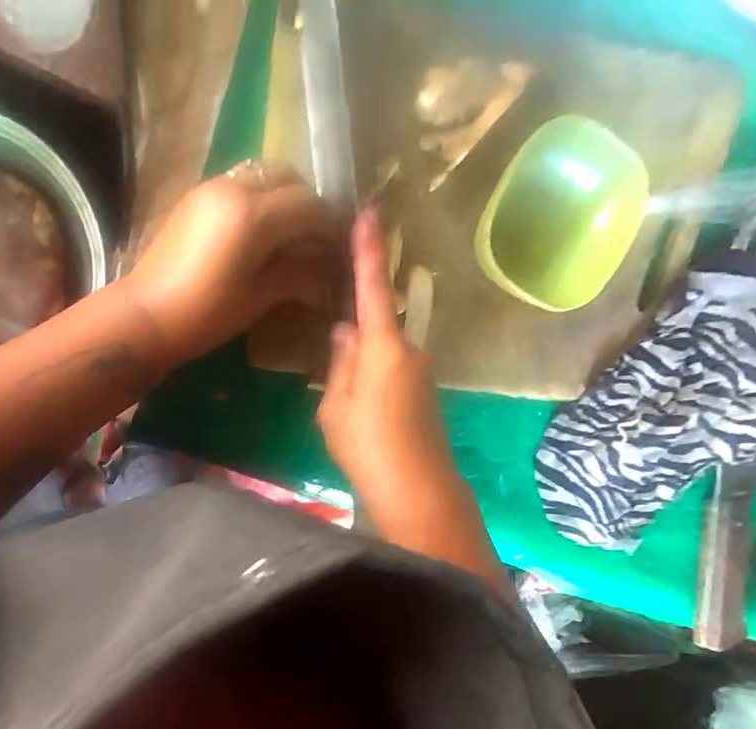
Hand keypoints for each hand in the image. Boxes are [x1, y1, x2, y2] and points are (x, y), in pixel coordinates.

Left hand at [122, 161, 338, 362]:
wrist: (144, 316)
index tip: (340, 249)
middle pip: (289, 178)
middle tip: (316, 239)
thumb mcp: (257, 299)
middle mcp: (234, 188)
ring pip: (263, 175)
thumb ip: (297, 276)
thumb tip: (326, 271)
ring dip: (284, 197)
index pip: (310, 206)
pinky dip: (259, 199)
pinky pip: (239, 184)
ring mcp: (211, 188)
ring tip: (289, 235)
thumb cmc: (204, 316)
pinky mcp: (194, 197)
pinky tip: (258, 234)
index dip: (330, 226)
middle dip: (309, 205)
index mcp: (254, 215)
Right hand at [318, 208, 453, 506]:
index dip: (369, 250)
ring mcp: (421, 374)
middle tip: (331, 380)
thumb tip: (344, 332)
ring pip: (381, 359)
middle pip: (374, 331)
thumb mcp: (334, 407)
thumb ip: (339, 364)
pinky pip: (391, 378)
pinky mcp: (425, 396)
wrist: (417, 490)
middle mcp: (409, 351)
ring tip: (344, 414)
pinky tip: (361, 421)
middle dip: (351, 343)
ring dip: (360, 374)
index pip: (372, 288)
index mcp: (383, 347)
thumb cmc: (367, 445)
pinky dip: (372, 388)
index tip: (370, 211)